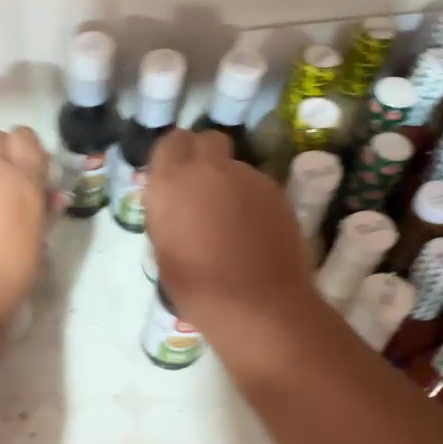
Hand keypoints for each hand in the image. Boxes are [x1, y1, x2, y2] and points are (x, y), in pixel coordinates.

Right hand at [145, 130, 311, 329]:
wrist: (257, 304)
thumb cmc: (198, 287)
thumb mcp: (164, 252)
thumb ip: (168, 218)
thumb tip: (176, 210)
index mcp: (172, 182)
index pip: (170, 142)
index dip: (172, 158)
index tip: (172, 181)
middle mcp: (210, 169)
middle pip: (207, 140)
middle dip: (203, 156)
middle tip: (201, 191)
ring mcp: (249, 177)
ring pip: (234, 167)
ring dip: (229, 184)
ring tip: (231, 224)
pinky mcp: (277, 192)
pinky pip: (257, 187)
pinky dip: (252, 202)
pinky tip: (253, 233)